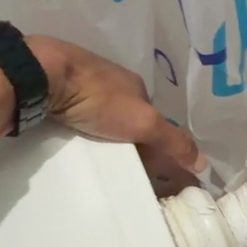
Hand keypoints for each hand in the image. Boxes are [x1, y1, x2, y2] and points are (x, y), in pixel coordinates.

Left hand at [27, 35, 205, 193]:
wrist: (44, 75)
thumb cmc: (99, 98)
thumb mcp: (144, 123)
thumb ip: (173, 142)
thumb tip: (203, 163)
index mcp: (136, 85)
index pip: (154, 120)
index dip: (156, 145)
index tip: (151, 171)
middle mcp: (112, 80)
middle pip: (128, 119)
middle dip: (131, 142)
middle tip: (125, 170)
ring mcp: (82, 83)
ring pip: (102, 117)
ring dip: (106, 137)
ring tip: (100, 161)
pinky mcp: (57, 89)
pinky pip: (77, 114)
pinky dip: (82, 129)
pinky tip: (76, 142)